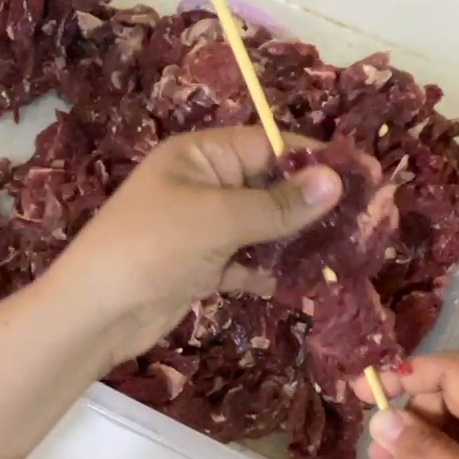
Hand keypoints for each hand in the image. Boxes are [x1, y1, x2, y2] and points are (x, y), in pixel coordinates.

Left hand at [43, 126, 341, 364]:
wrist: (96, 312)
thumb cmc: (150, 248)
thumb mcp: (217, 219)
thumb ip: (275, 204)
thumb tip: (335, 180)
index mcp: (199, 156)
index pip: (267, 145)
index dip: (313, 160)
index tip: (362, 175)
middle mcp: (200, 187)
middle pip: (266, 187)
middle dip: (307, 204)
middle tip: (360, 221)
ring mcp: (199, 230)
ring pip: (258, 228)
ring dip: (291, 242)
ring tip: (338, 255)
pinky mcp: (198, 269)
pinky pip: (242, 263)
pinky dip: (264, 272)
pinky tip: (294, 285)